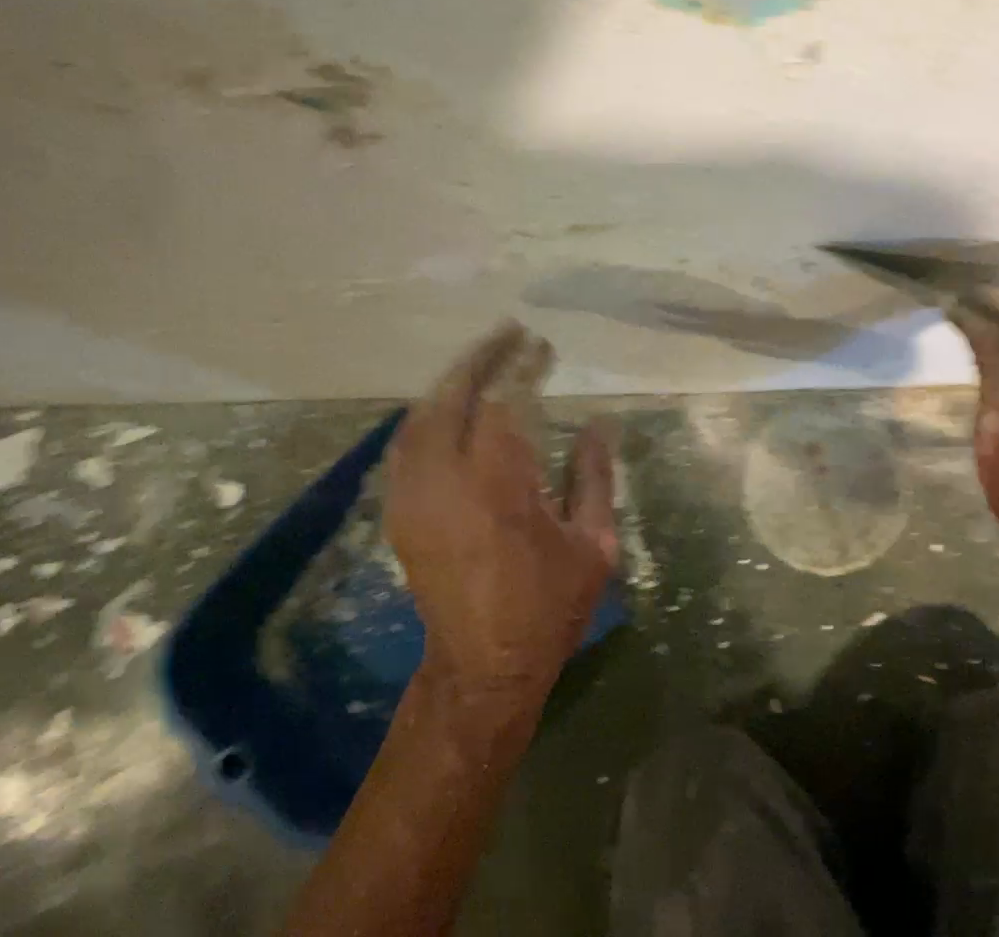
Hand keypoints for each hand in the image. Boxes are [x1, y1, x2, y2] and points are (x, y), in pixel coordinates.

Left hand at [381, 321, 617, 700]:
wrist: (482, 666)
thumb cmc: (548, 608)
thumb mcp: (593, 546)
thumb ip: (594, 477)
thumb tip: (599, 424)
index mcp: (499, 486)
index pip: (503, 401)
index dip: (523, 367)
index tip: (543, 347)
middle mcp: (445, 480)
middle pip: (451, 396)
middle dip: (481, 358)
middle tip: (510, 332)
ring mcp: (413, 495)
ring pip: (420, 415)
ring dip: (451, 381)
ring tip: (483, 360)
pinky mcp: (399, 511)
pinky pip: (406, 444)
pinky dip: (429, 413)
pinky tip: (451, 406)